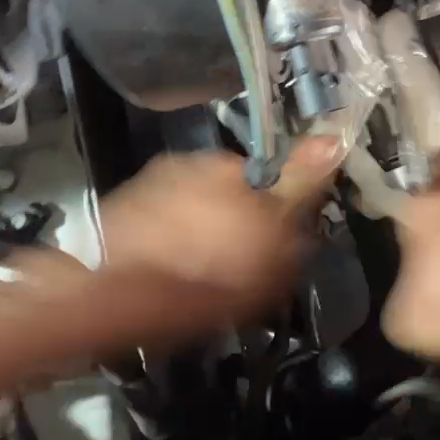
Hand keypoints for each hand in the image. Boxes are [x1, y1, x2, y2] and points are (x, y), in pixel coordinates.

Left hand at [96, 138, 341, 298]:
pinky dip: (172, 242)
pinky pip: (163, 226)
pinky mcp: (120, 216)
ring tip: (203, 273)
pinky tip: (171, 273)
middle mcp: (187, 163)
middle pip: (233, 191)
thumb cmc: (203, 272)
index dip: (282, 213)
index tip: (282, 245)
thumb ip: (302, 187)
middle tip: (245, 264)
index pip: (272, 176)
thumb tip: (333, 138)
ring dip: (205, 231)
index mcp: (226, 164)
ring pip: (196, 208)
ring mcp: (148, 188)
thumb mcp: (271, 236)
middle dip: (242, 220)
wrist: (105, 301)